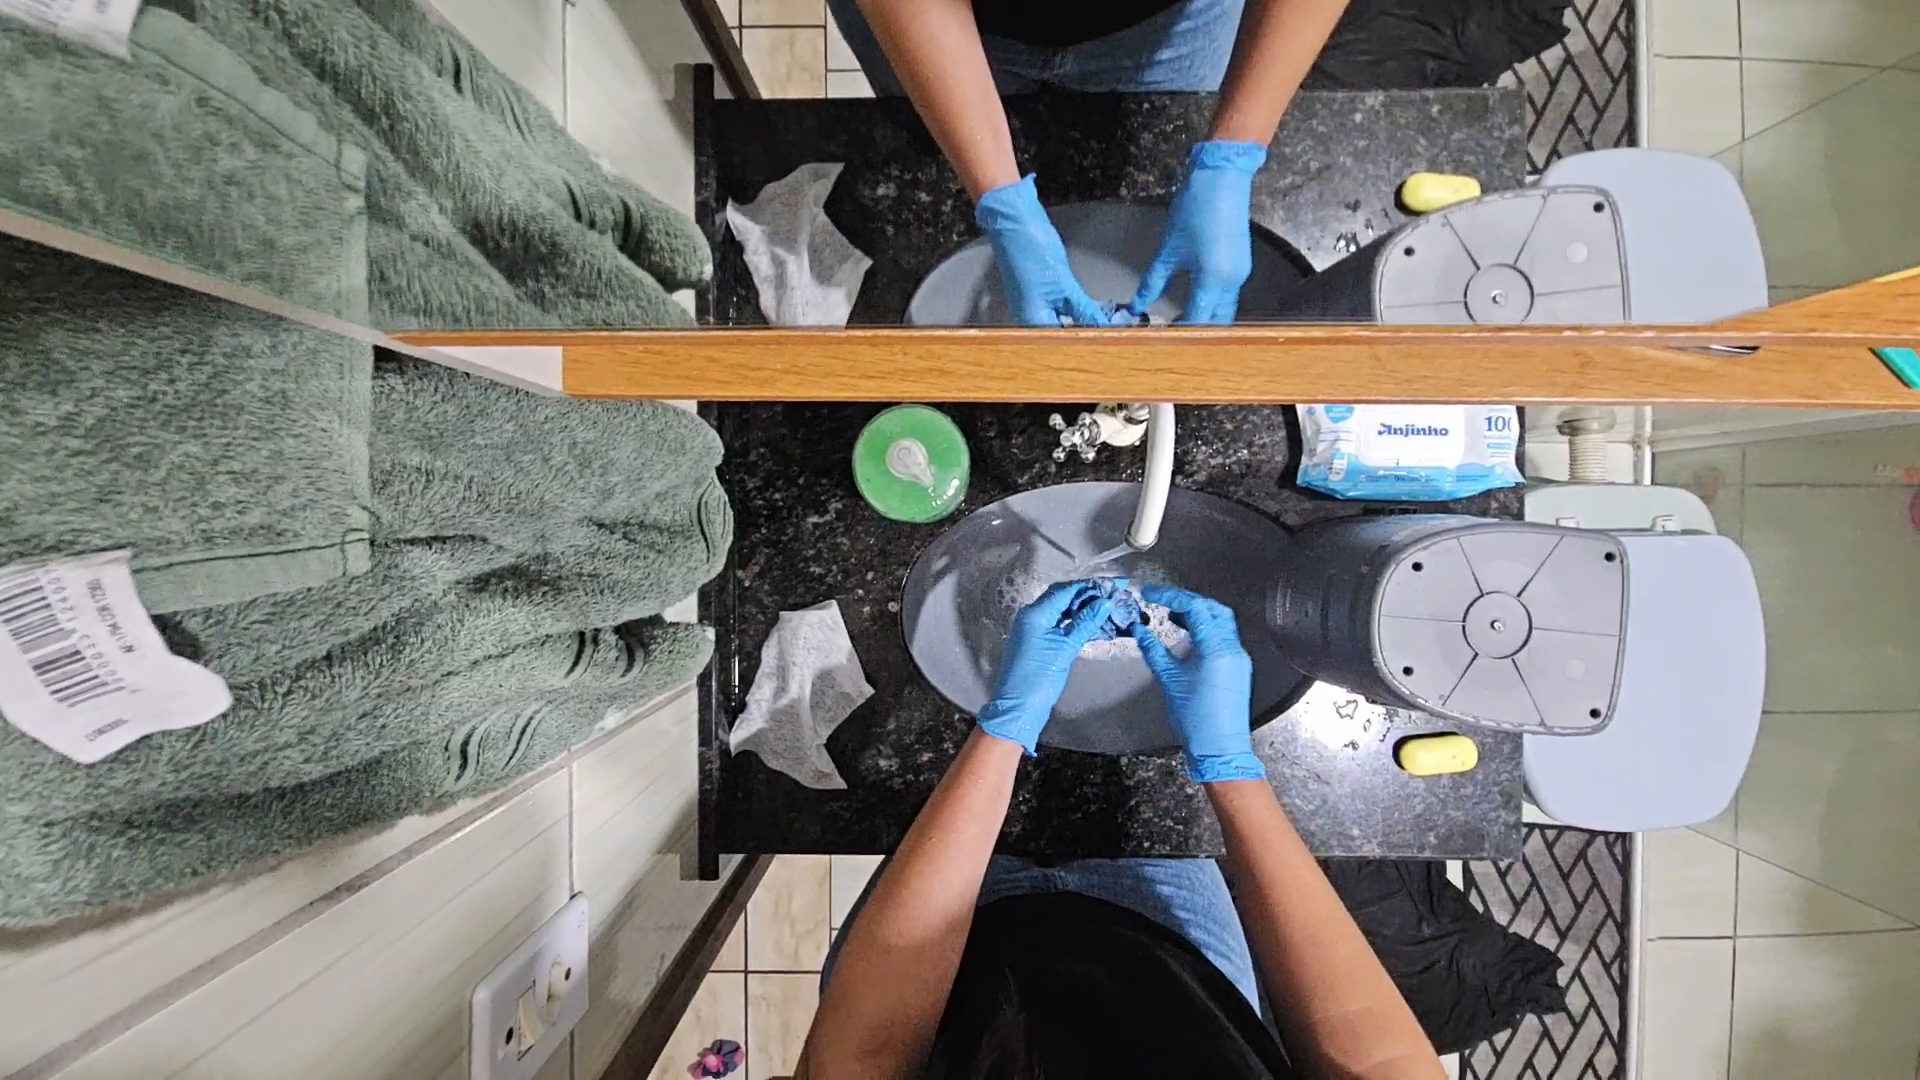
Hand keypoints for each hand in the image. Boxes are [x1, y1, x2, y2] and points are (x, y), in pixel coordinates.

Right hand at [975, 176, 1112, 326]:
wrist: (1016, 224)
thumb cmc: (1031, 252)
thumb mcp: (1064, 285)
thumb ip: (1083, 309)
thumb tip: (1101, 326)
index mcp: (1032, 322)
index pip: (1065, 342)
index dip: (1088, 341)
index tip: (1112, 337)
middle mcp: (1030, 319)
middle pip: (1063, 334)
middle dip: (1088, 331)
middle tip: (1115, 327)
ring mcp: (1034, 307)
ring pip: (1063, 322)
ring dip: (1084, 319)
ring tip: (1108, 317)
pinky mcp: (1040, 295)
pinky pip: (1061, 309)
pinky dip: (1076, 309)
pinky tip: (1093, 308)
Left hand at [976, 581, 1116, 754]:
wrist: (1020, 706)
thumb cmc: (1040, 676)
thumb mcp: (1065, 648)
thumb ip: (1085, 623)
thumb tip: (1105, 603)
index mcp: (1035, 613)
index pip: (1065, 591)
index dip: (1088, 587)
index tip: (1111, 585)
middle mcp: (1032, 616)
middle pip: (1063, 598)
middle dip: (1087, 597)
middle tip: (1112, 597)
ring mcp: (1034, 629)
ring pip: (1062, 612)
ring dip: (1083, 610)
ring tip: (1108, 610)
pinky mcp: (1039, 641)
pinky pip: (1059, 625)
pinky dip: (1075, 623)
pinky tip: (1094, 625)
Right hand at [1128, 584, 1264, 782]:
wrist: (1220, 748)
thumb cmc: (1195, 718)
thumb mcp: (1168, 680)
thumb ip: (1153, 650)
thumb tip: (1139, 630)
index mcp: (1216, 649)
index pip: (1194, 608)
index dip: (1170, 596)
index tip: (1150, 593)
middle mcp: (1232, 648)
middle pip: (1211, 608)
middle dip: (1184, 599)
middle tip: (1161, 598)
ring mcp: (1238, 657)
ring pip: (1219, 620)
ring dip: (1196, 612)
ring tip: (1171, 614)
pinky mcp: (1237, 667)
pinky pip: (1222, 636)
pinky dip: (1204, 627)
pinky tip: (1186, 633)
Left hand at [1130, 141, 1267, 324]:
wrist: (1223, 176)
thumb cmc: (1196, 209)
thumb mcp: (1167, 251)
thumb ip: (1152, 283)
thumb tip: (1137, 305)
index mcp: (1213, 280)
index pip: (1197, 321)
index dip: (1180, 335)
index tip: (1162, 343)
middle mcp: (1231, 281)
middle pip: (1215, 322)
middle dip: (1195, 333)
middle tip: (1171, 338)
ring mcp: (1239, 273)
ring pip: (1223, 310)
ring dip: (1204, 320)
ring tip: (1178, 323)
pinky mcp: (1240, 265)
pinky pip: (1226, 296)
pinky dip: (1210, 305)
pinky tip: (1192, 304)